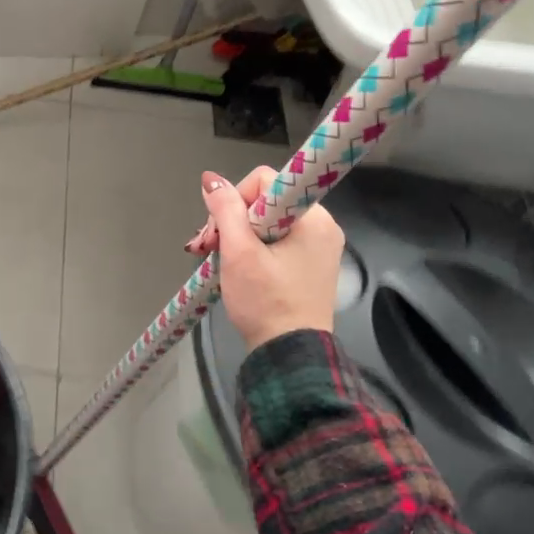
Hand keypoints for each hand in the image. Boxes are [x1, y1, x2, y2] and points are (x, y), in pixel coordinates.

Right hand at [188, 167, 346, 347]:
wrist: (289, 354)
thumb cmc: (265, 300)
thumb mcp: (238, 251)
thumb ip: (225, 209)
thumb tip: (211, 178)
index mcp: (314, 217)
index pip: (265, 181)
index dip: (236, 199)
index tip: (220, 230)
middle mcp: (322, 226)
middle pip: (264, 200)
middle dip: (232, 219)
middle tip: (210, 247)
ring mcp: (318, 246)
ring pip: (267, 220)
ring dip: (237, 234)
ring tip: (218, 258)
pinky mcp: (311, 264)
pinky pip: (276, 239)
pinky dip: (253, 247)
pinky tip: (237, 266)